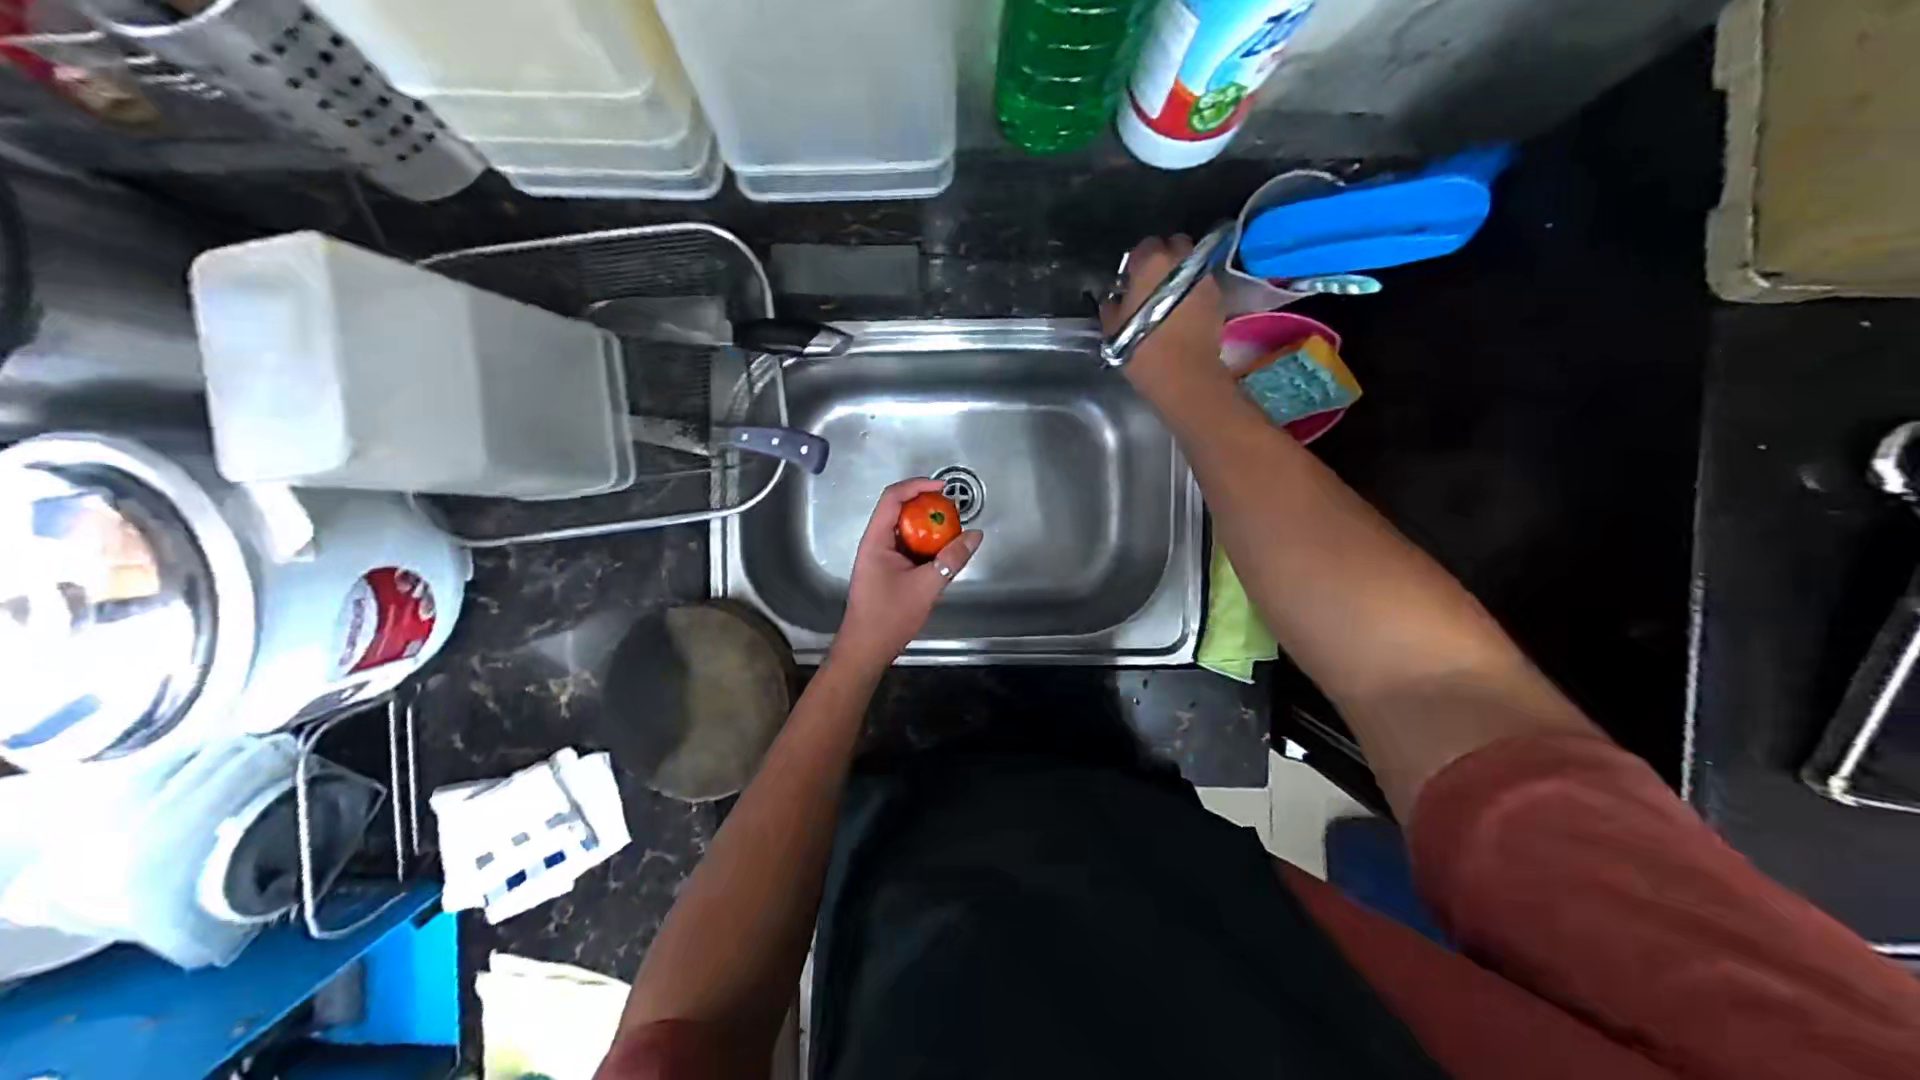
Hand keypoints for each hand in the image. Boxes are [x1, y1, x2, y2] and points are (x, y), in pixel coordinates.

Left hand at [832, 478, 982, 668]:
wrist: (866, 648)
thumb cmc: (889, 617)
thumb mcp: (926, 587)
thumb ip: (951, 560)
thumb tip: (974, 535)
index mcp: (876, 540)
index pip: (893, 498)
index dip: (917, 485)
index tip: (943, 487)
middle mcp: (875, 542)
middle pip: (899, 509)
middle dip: (926, 505)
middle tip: (952, 509)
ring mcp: (880, 556)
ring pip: (905, 529)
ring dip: (928, 525)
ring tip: (953, 528)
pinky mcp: (887, 569)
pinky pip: (908, 547)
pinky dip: (926, 544)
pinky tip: (944, 552)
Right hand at [1099, 234, 1228, 397]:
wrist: (1183, 374)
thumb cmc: (1142, 348)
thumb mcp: (1112, 328)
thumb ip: (1112, 305)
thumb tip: (1116, 298)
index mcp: (1150, 262)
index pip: (1143, 246)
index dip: (1136, 262)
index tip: (1130, 280)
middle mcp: (1181, 261)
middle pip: (1174, 245)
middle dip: (1165, 258)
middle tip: (1153, 282)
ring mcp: (1204, 277)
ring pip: (1191, 264)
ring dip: (1181, 274)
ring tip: (1170, 298)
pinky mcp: (1219, 297)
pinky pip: (1202, 284)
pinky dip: (1194, 291)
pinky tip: (1185, 312)